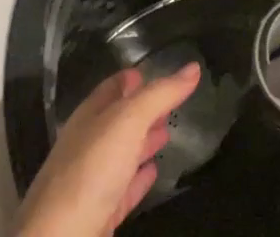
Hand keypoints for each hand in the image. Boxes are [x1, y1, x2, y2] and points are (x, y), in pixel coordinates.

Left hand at [17, 63, 200, 236]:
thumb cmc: (91, 170)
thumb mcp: (128, 121)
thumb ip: (160, 94)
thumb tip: (192, 68)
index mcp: (88, 118)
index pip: (111, 88)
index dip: (132, 78)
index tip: (156, 72)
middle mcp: (87, 146)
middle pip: (119, 121)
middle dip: (144, 110)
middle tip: (172, 103)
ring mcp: (92, 181)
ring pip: (122, 154)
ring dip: (144, 142)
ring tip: (168, 133)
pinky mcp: (101, 212)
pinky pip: (125, 188)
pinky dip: (140, 178)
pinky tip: (153, 172)